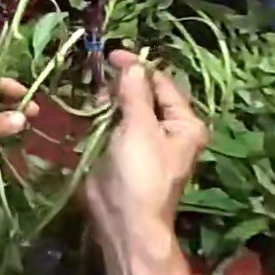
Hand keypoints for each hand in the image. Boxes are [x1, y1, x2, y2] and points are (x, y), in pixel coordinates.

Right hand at [84, 51, 207, 264]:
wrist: (125, 219)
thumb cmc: (140, 174)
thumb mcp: (139, 129)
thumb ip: (134, 94)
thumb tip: (132, 64)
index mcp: (184, 123)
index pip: (162, 83)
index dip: (138, 66)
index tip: (111, 54)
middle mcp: (169, 130)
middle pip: (145, 94)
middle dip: (123, 82)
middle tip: (99, 73)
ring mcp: (145, 141)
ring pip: (127, 108)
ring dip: (110, 98)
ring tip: (93, 92)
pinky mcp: (123, 152)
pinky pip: (114, 125)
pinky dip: (102, 115)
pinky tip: (90, 110)